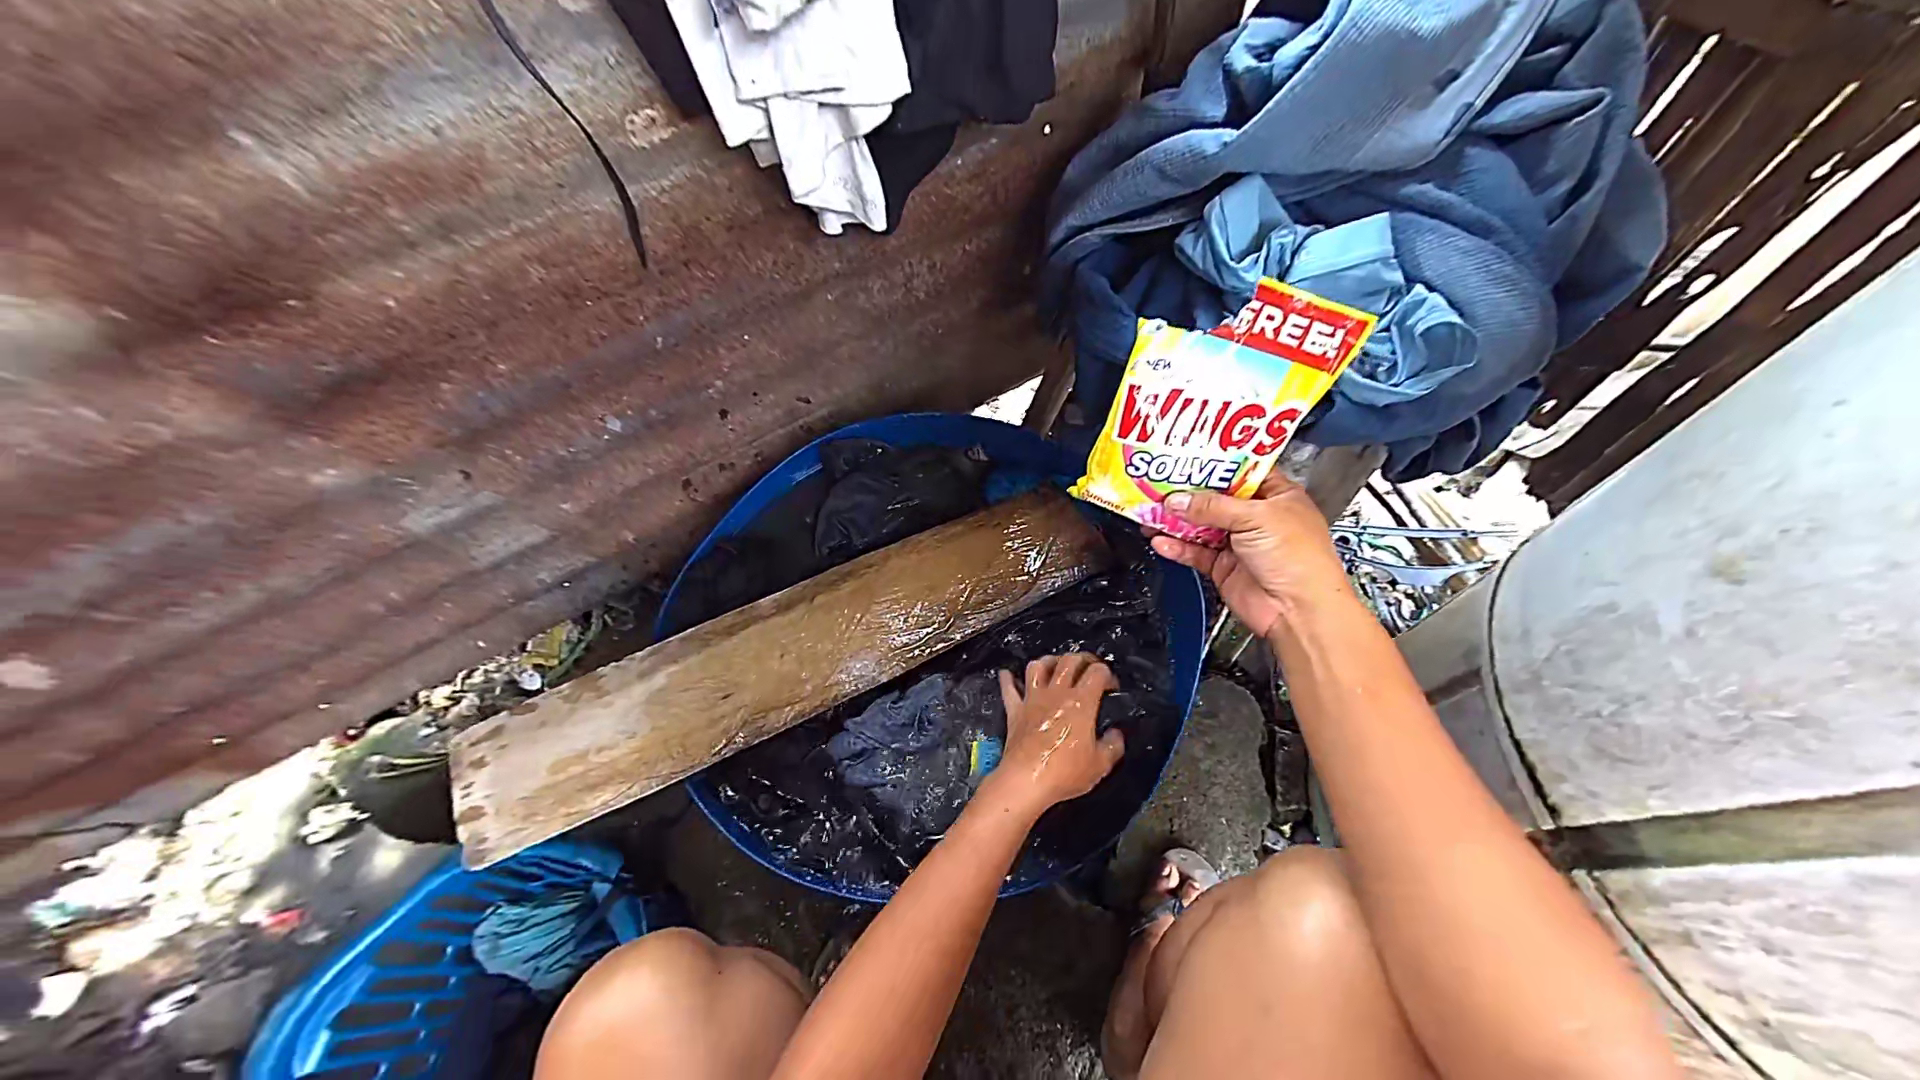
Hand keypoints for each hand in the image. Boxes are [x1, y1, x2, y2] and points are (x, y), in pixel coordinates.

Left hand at [980, 653, 1125, 819]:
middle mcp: (1056, 693)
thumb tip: (1115, 734)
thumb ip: (1113, 745)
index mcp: (1081, 702)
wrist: (1026, 781)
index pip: (1097, 672)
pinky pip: (1009, 689)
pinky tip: (1007, 674)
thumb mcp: (1101, 764)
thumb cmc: (1065, 772)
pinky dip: (1008, 679)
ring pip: (1038, 666)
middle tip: (1089, 668)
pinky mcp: (1014, 710)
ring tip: (1056, 667)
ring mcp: (1032, 699)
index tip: (1111, 687)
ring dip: (1049, 661)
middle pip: (1069, 660)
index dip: (1108, 674)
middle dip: (1083, 659)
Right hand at [1147, 477, 1349, 637]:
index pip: (1239, 472)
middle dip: (1185, 495)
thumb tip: (1178, 500)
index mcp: (1275, 496)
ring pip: (1198, 526)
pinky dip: (1176, 547)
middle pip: (1212, 500)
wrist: (1298, 610)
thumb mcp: (1256, 517)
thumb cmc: (1300, 560)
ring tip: (1151, 513)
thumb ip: (1212, 506)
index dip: (1212, 466)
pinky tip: (1161, 540)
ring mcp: (1238, 543)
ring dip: (1175, 521)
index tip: (1184, 460)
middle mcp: (1256, 517)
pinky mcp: (1223, 567)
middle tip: (1158, 486)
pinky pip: (1194, 552)